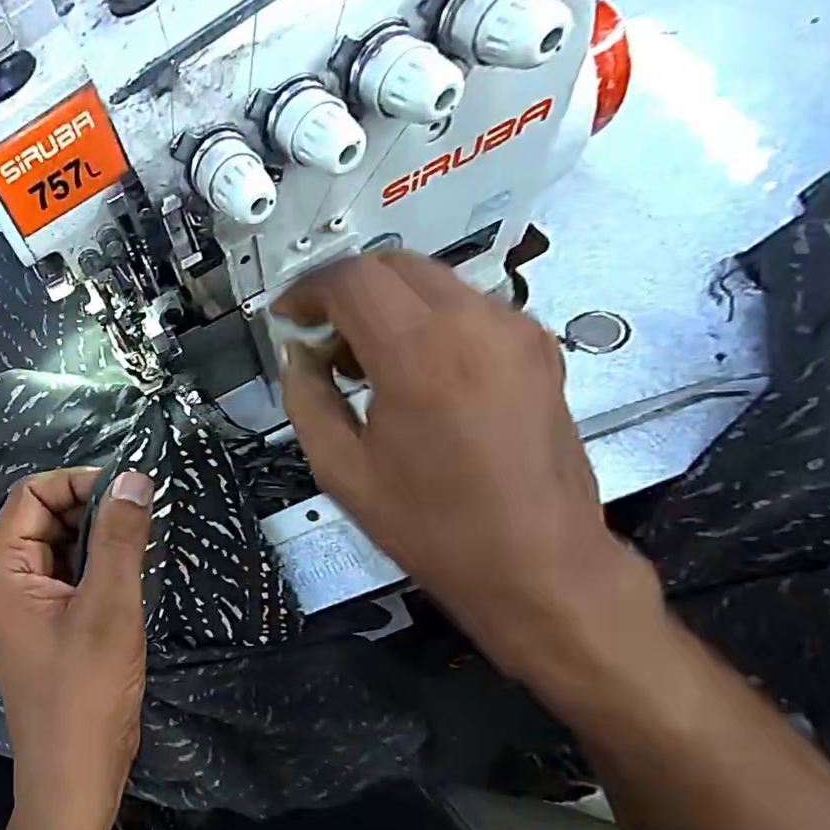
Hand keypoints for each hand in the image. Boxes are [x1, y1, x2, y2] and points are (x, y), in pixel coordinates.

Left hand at [0, 467, 155, 829]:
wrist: (75, 778)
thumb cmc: (85, 693)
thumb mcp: (109, 609)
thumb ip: (121, 539)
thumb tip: (136, 478)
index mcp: (4, 571)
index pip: (32, 495)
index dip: (79, 482)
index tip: (130, 491)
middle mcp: (9, 582)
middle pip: (47, 517)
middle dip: (94, 507)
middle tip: (146, 513)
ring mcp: (32, 606)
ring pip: (65, 546)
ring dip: (103, 536)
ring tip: (148, 539)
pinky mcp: (54, 626)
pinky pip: (75, 576)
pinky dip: (104, 564)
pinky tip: (137, 570)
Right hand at [276, 252, 660, 682]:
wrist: (538, 564)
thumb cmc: (438, 530)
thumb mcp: (345, 474)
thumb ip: (307, 401)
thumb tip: (298, 359)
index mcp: (420, 355)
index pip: (350, 279)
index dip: (307, 290)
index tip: (289, 316)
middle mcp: (475, 324)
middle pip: (393, 265)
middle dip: (346, 291)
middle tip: (322, 339)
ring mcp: (516, 331)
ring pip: (434, 281)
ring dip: (389, 304)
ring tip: (368, 361)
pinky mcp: (539, 348)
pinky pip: (471, 309)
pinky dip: (432, 322)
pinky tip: (418, 370)